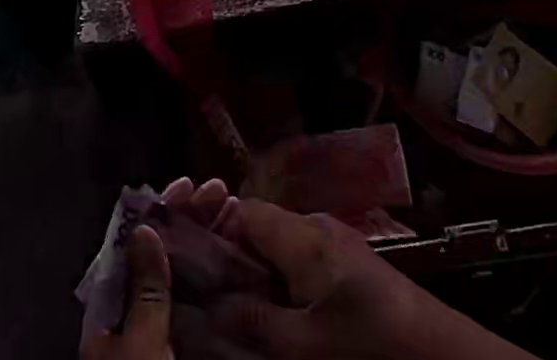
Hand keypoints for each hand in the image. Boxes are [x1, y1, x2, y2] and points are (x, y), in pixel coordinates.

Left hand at [81, 177, 232, 359]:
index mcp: (109, 315)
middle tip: (218, 191)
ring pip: (189, 278)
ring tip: (234, 209)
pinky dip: (223, 280)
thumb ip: (145, 293)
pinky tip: (242, 253)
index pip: (132, 249)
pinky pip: (207, 307)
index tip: (186, 187)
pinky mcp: (192, 347)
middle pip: (165, 257)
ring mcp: (164, 333)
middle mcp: (135, 318)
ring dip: (211, 243)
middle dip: (192, 221)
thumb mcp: (139, 347)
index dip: (159, 214)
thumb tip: (143, 230)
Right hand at [207, 196, 537, 359]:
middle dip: (228, 264)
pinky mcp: (348, 271)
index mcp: (302, 235)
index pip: (240, 211)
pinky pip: (299, 270)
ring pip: (276, 254)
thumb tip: (207, 305)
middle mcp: (315, 230)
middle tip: (203, 302)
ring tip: (232, 319)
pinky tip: (272, 325)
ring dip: (253, 282)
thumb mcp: (304, 347)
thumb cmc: (372, 349)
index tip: (183, 263)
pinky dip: (278, 291)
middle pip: (256, 232)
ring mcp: (334, 249)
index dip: (208, 230)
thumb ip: (252, 322)